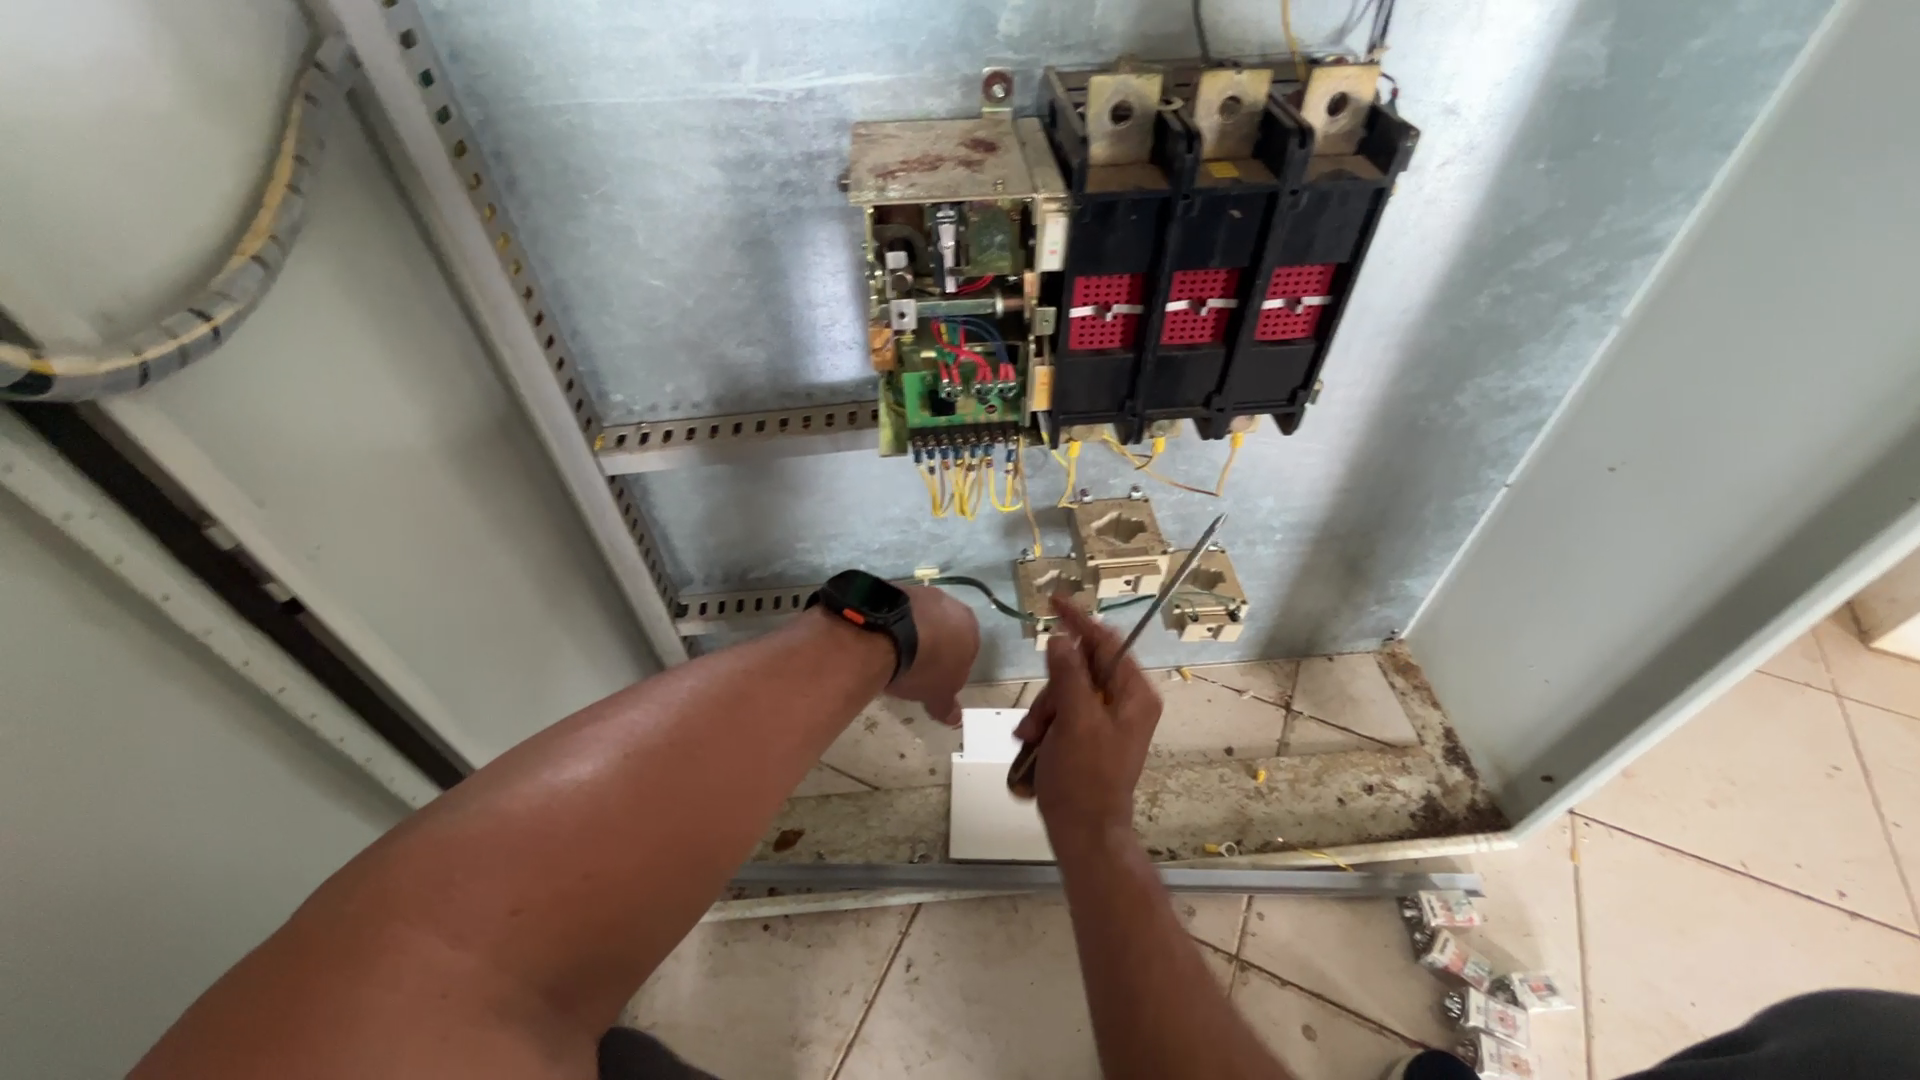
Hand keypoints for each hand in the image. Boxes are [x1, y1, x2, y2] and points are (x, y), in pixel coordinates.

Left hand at [887, 586, 979, 725]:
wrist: (889, 633)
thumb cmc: (924, 667)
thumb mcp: (938, 695)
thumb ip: (947, 706)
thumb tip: (956, 720)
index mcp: (970, 628)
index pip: (965, 650)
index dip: (948, 668)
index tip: (930, 681)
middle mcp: (952, 604)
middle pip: (943, 630)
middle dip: (930, 647)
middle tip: (911, 667)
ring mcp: (923, 592)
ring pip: (920, 618)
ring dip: (910, 632)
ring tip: (891, 652)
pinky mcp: (896, 587)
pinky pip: (897, 610)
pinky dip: (892, 622)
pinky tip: (879, 638)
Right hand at [1014, 597, 1161, 846]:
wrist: (1084, 832)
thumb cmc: (1085, 778)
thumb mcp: (1076, 721)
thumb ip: (1069, 675)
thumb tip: (1060, 638)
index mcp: (1135, 694)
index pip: (1106, 642)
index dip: (1079, 621)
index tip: (1054, 601)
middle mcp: (1124, 702)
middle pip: (1079, 667)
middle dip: (1051, 689)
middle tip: (1038, 719)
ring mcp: (1105, 720)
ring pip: (1063, 690)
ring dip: (1042, 711)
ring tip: (1032, 739)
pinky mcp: (1087, 736)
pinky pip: (1059, 712)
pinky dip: (1043, 724)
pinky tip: (1033, 744)